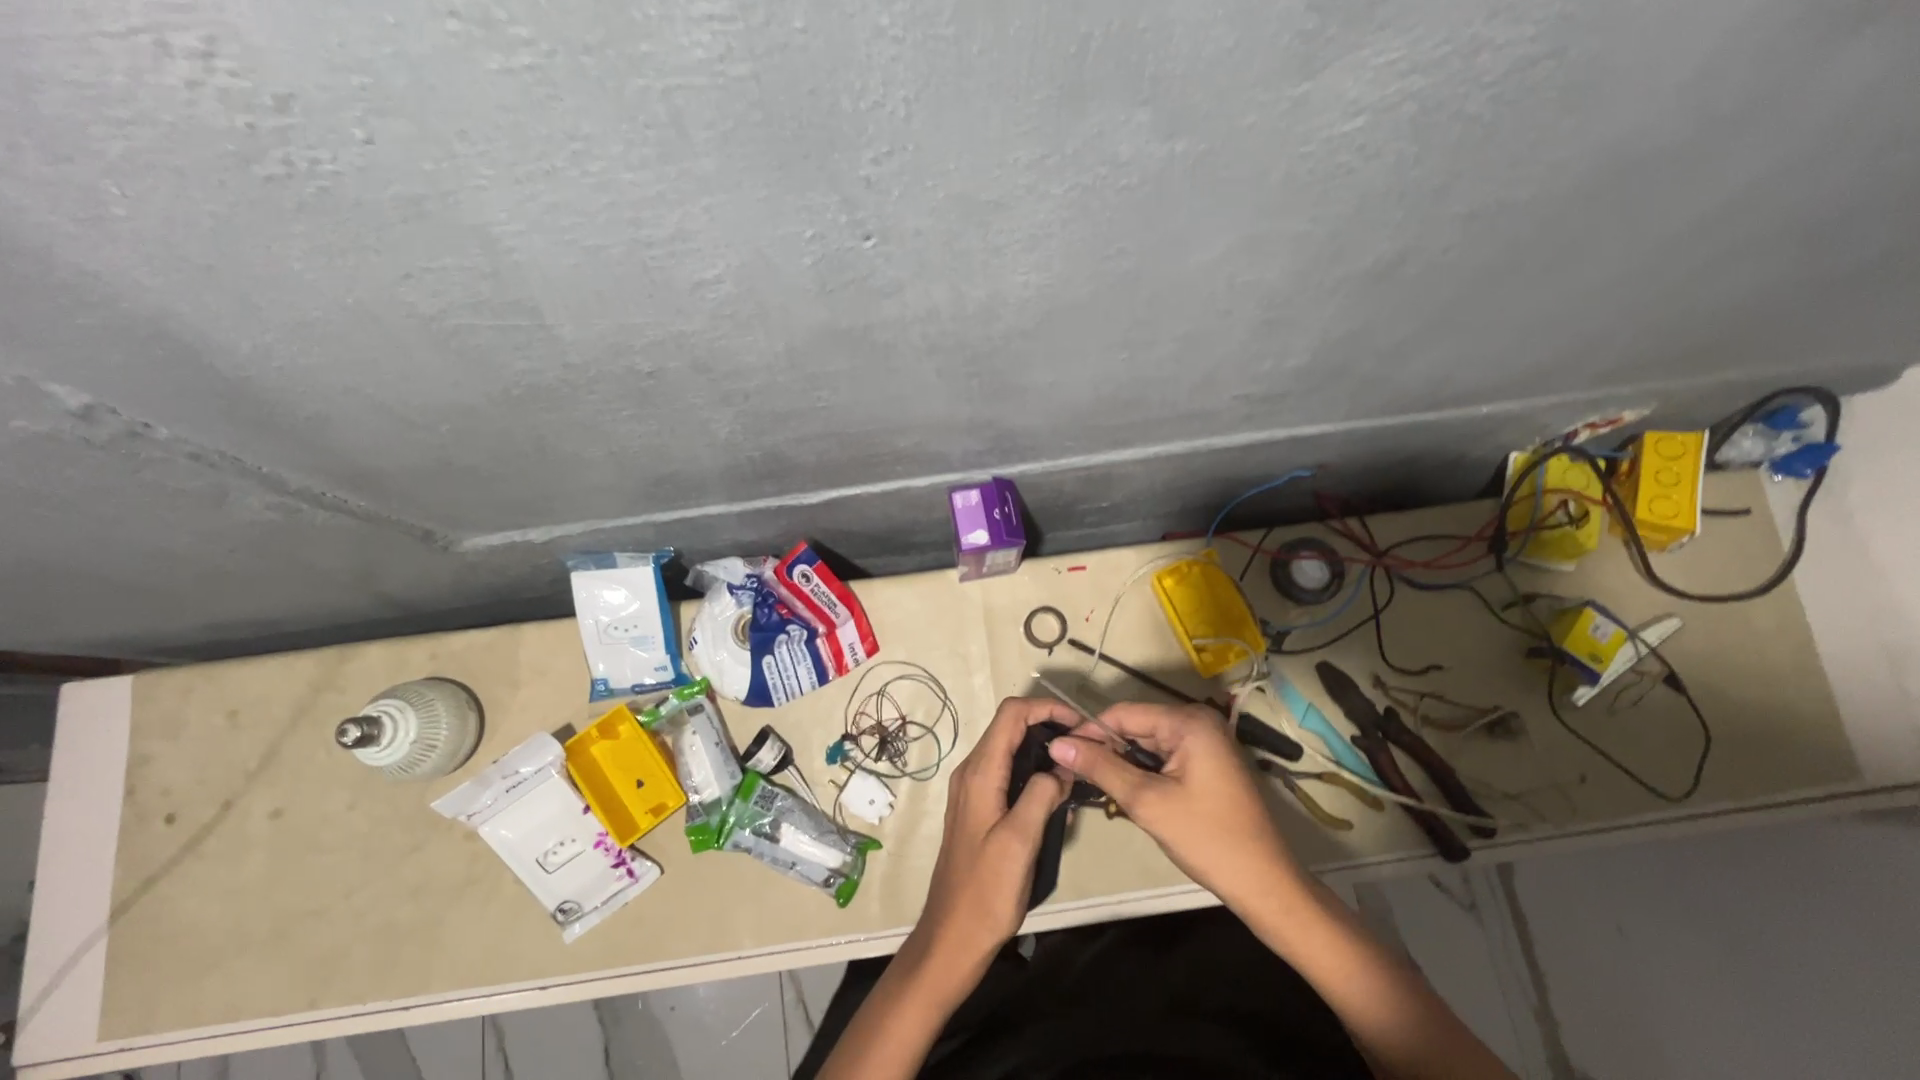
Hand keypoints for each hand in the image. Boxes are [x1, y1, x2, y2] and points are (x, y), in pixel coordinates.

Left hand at [908, 697, 1074, 973]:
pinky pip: (1009, 776)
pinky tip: (1057, 802)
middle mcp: (972, 773)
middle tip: (1086, 750)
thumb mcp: (1020, 840)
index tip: (1081, 724)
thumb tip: (1061, 766)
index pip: (1012, 714)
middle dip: (1049, 728)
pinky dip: (1035, 776)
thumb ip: (1042, 794)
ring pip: (1011, 751)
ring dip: (1044, 754)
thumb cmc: (987, 890)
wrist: (954, 934)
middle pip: (1011, 727)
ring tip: (1078, 774)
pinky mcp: (980, 810)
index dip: (1047, 709)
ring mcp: (974, 791)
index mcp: (980, 773)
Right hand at [1048, 703, 1300, 908]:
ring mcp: (1206, 743)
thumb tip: (1057, 744)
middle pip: (1135, 726)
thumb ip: (1101, 768)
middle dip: (1105, 749)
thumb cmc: (1206, 838)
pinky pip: (1164, 758)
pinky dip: (1143, 773)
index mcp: (1188, 721)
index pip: (1123, 713)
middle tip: (1071, 774)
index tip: (1058, 754)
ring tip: (1094, 786)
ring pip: (1147, 744)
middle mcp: (1199, 722)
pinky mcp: (1208, 764)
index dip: (1088, 732)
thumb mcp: (1147, 802)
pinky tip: (1126, 793)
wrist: (1263, 882)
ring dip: (1122, 764)